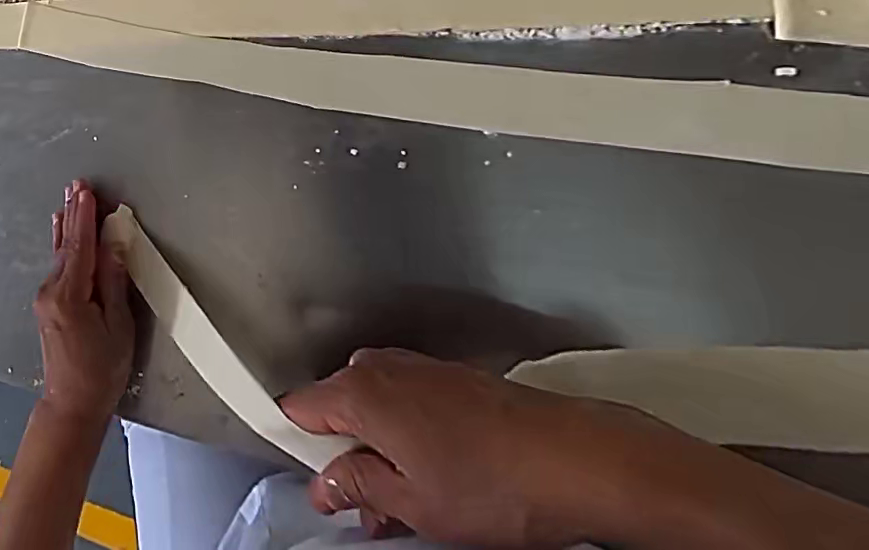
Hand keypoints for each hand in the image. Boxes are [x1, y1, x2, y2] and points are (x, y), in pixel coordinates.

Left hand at [32, 180, 133, 423]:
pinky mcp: (47, 303)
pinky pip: (59, 265)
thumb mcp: (119, 326)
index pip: (81, 246)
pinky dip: (65, 244)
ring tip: (70, 199)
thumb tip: (113, 243)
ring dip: (69, 225)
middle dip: (74, 213)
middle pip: (67, 244)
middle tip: (76, 184)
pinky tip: (62, 231)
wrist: (71, 405)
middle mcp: (51, 290)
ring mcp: (45, 296)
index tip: (87, 192)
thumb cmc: (102, 370)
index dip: (86, 217)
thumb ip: (114, 281)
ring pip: (61, 253)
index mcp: (70, 295)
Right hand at [279, 348, 674, 547]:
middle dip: (342, 452)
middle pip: (333, 404)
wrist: (572, 457)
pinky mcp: (440, 371)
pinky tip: (434, 468)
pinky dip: (403, 429)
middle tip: (367, 505)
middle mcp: (377, 366)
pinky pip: (400, 395)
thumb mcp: (413, 504)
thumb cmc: (493, 482)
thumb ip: (357, 487)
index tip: (312, 478)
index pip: (297, 408)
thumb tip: (327, 485)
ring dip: (375, 444)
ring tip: (408, 494)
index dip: (296, 445)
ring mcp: (410, 364)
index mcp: (358, 392)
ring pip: (369, 403)